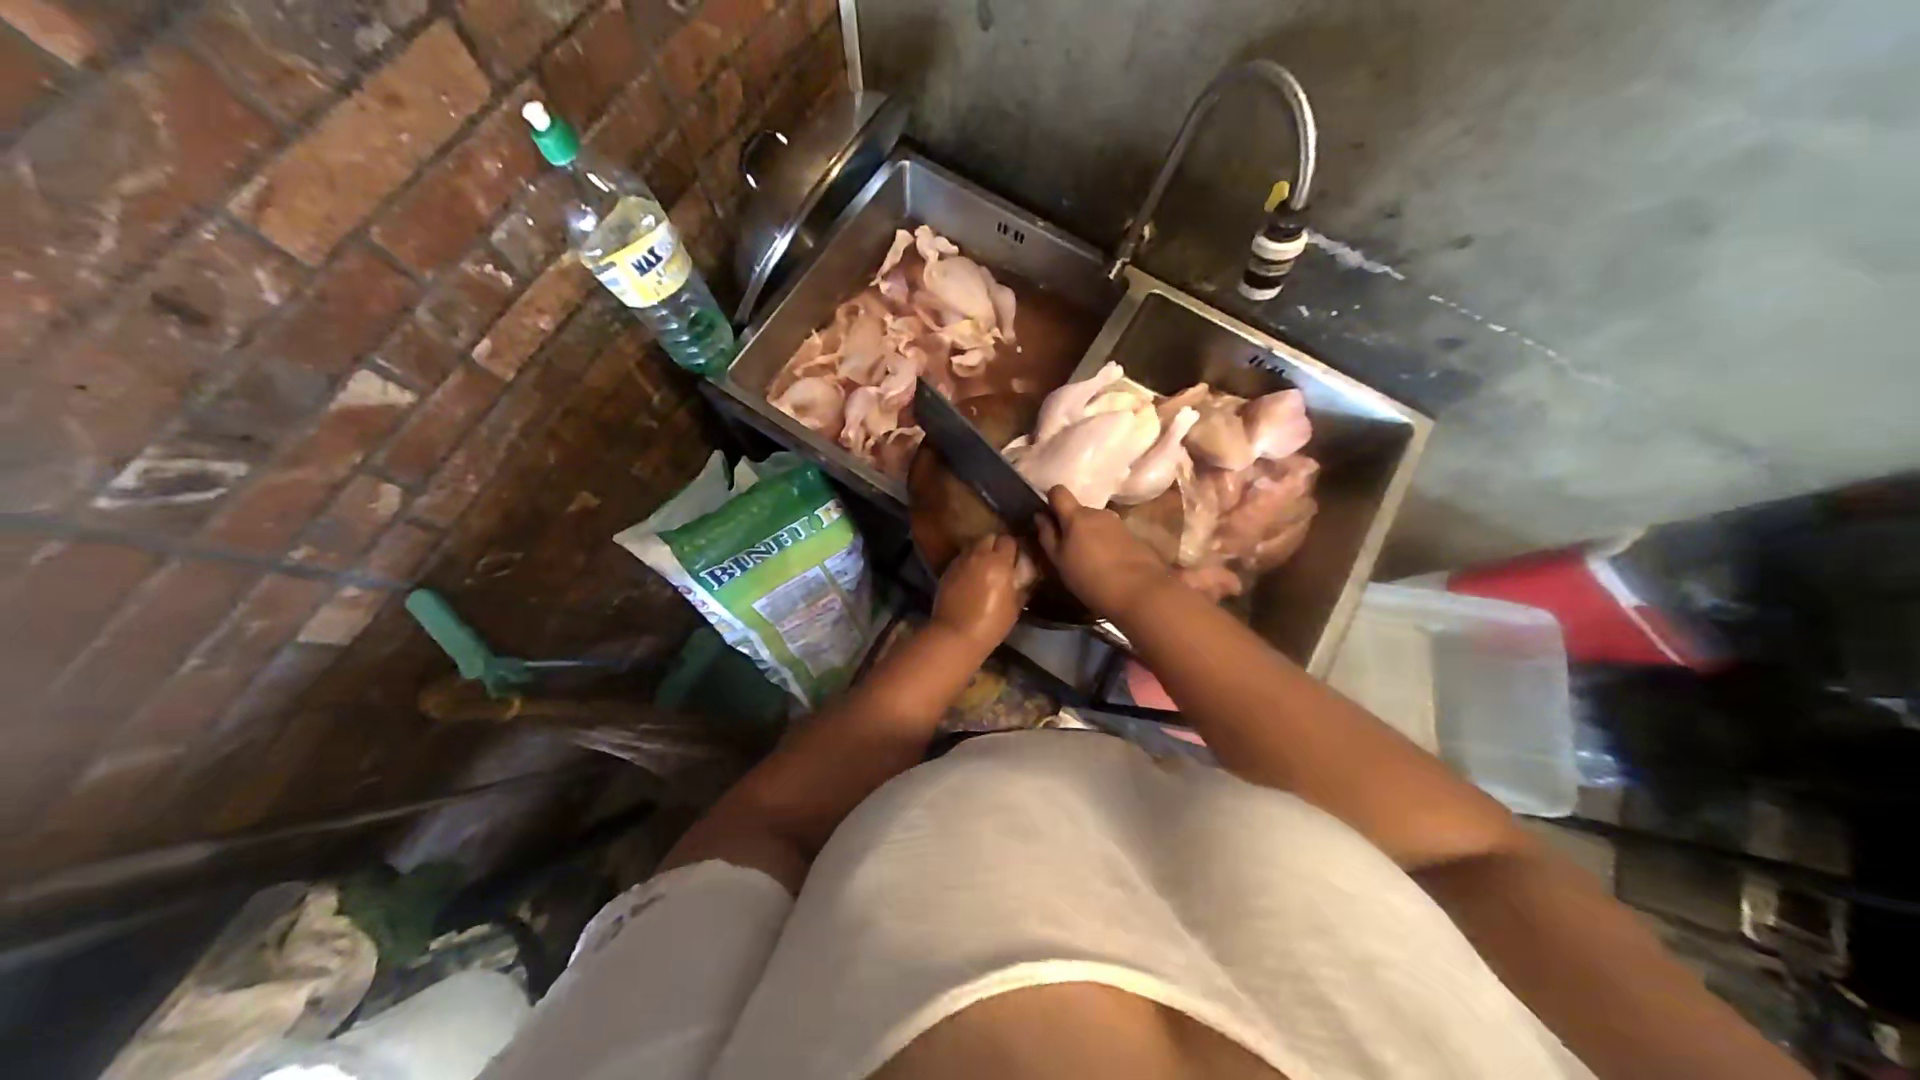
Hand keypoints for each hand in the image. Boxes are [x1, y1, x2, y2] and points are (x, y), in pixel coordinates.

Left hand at [931, 534, 1035, 648]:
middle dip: (996, 545)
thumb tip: (1022, 575)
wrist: (955, 635)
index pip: (1008, 540)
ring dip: (980, 552)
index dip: (1013, 548)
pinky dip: (968, 562)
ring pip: (973, 546)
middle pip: (989, 537)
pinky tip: (970, 578)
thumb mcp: (1015, 606)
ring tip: (984, 568)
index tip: (1016, 559)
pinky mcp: (947, 570)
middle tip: (1000, 561)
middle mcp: (978, 555)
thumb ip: (1020, 585)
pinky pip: (961, 558)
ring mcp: (960, 561)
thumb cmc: (991, 623)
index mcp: (999, 562)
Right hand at [1033, 486, 1172, 619]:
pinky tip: (1107, 565)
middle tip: (1068, 549)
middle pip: (1079, 511)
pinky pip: (1111, 534)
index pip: (1059, 492)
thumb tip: (1040, 515)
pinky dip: (1105, 544)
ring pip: (1096, 523)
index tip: (1048, 517)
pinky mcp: (1133, 536)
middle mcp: (1098, 513)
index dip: (1051, 500)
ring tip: (1089, 560)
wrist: (1140, 591)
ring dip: (1090, 536)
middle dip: (1072, 524)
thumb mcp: (1060, 561)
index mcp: (1076, 516)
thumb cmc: (1090, 578)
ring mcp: (1118, 523)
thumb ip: (1048, 536)